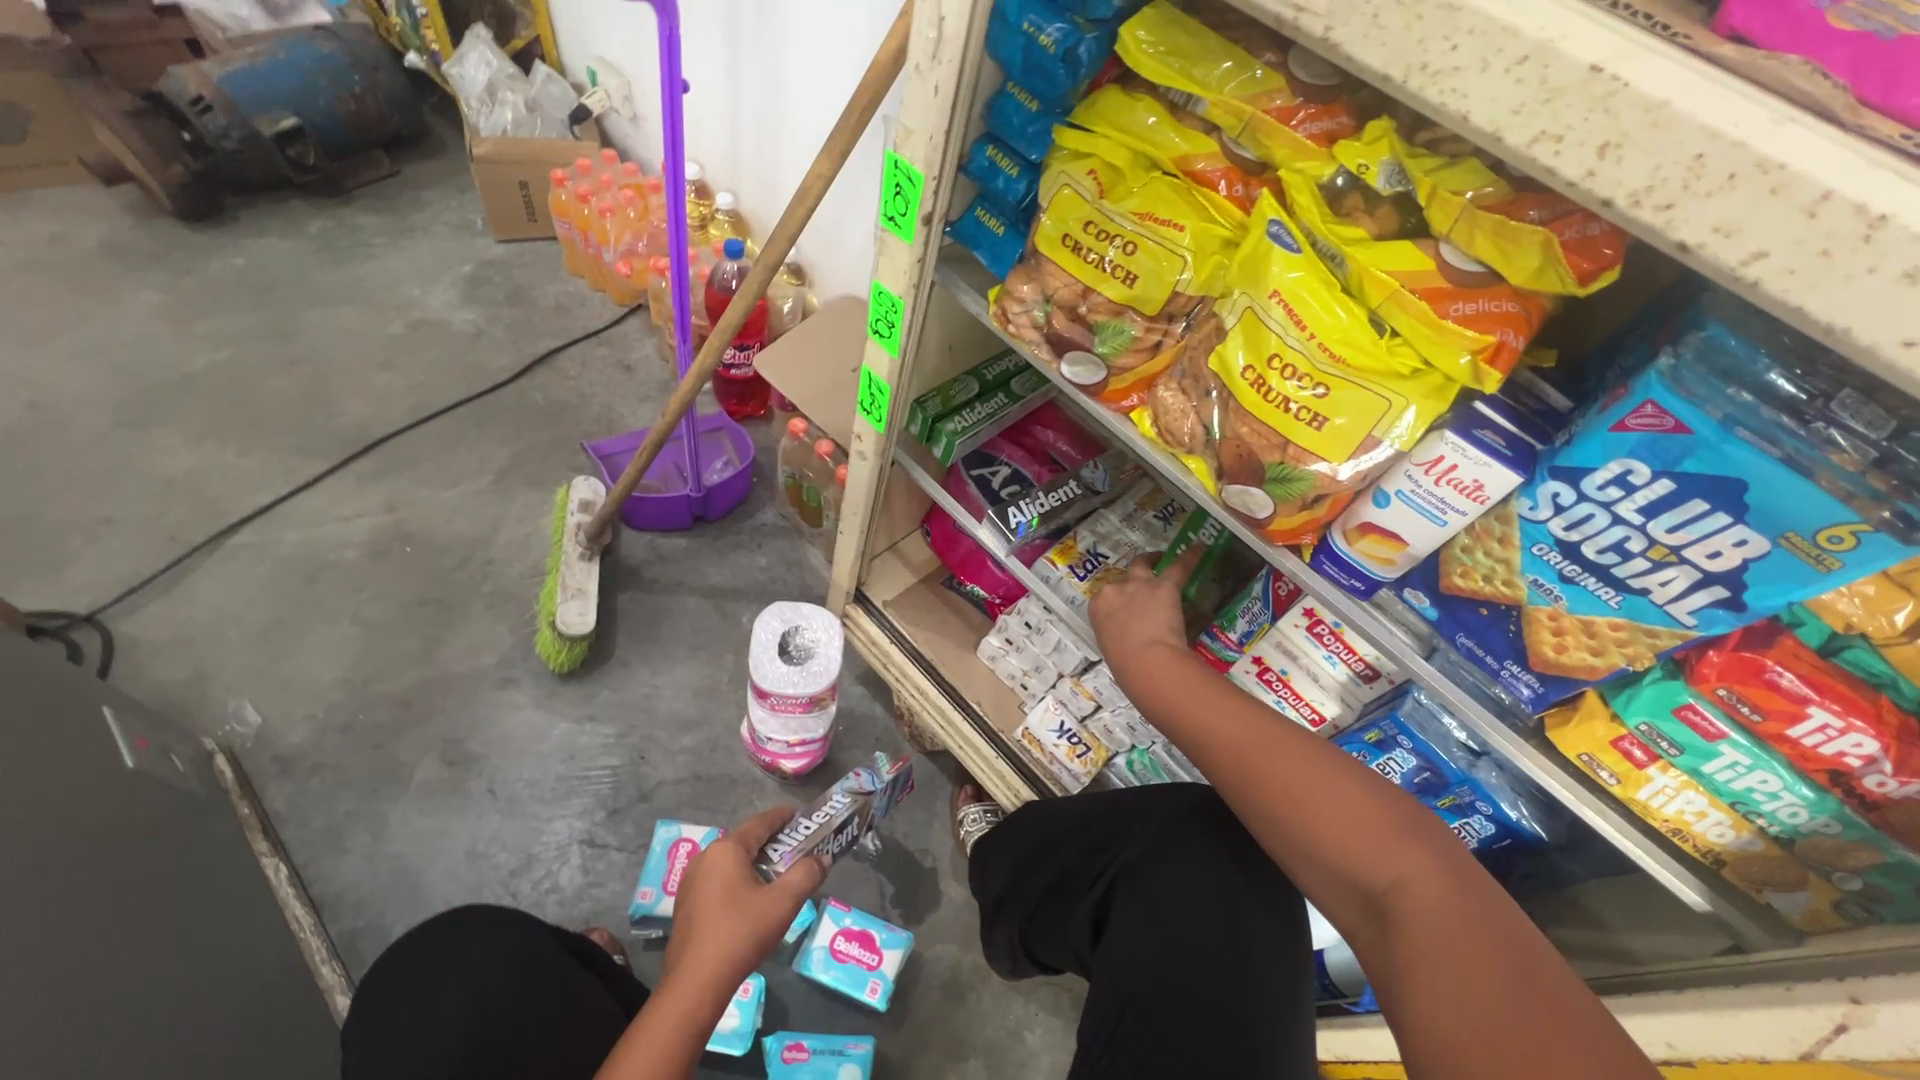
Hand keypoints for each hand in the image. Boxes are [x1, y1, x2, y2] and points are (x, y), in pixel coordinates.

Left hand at [664, 806, 826, 991]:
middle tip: (798, 848)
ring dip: (755, 863)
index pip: (760, 822)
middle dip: (772, 842)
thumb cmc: (741, 934)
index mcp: (727, 849)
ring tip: (778, 873)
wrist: (697, 982)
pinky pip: (718, 880)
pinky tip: (752, 899)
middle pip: (745, 841)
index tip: (802, 816)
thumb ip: (807, 874)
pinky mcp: (687, 904)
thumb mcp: (783, 903)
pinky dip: (739, 880)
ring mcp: (692, 881)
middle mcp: (705, 857)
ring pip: (731, 862)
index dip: (783, 816)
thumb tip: (823, 858)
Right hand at [1089, 546, 1198, 679]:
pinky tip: (1199, 548)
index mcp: (1097, 608)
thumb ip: (1118, 635)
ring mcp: (1139, 585)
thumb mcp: (1112, 647)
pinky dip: (1190, 557)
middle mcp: (1115, 591)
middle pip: (1123, 578)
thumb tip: (1130, 641)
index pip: (1105, 597)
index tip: (1124, 606)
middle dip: (1131, 577)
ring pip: (1144, 565)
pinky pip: (1179, 566)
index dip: (1117, 600)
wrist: (1145, 660)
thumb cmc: (1125, 665)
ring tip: (1160, 555)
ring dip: (1152, 559)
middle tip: (1140, 576)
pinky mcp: (1164, 586)